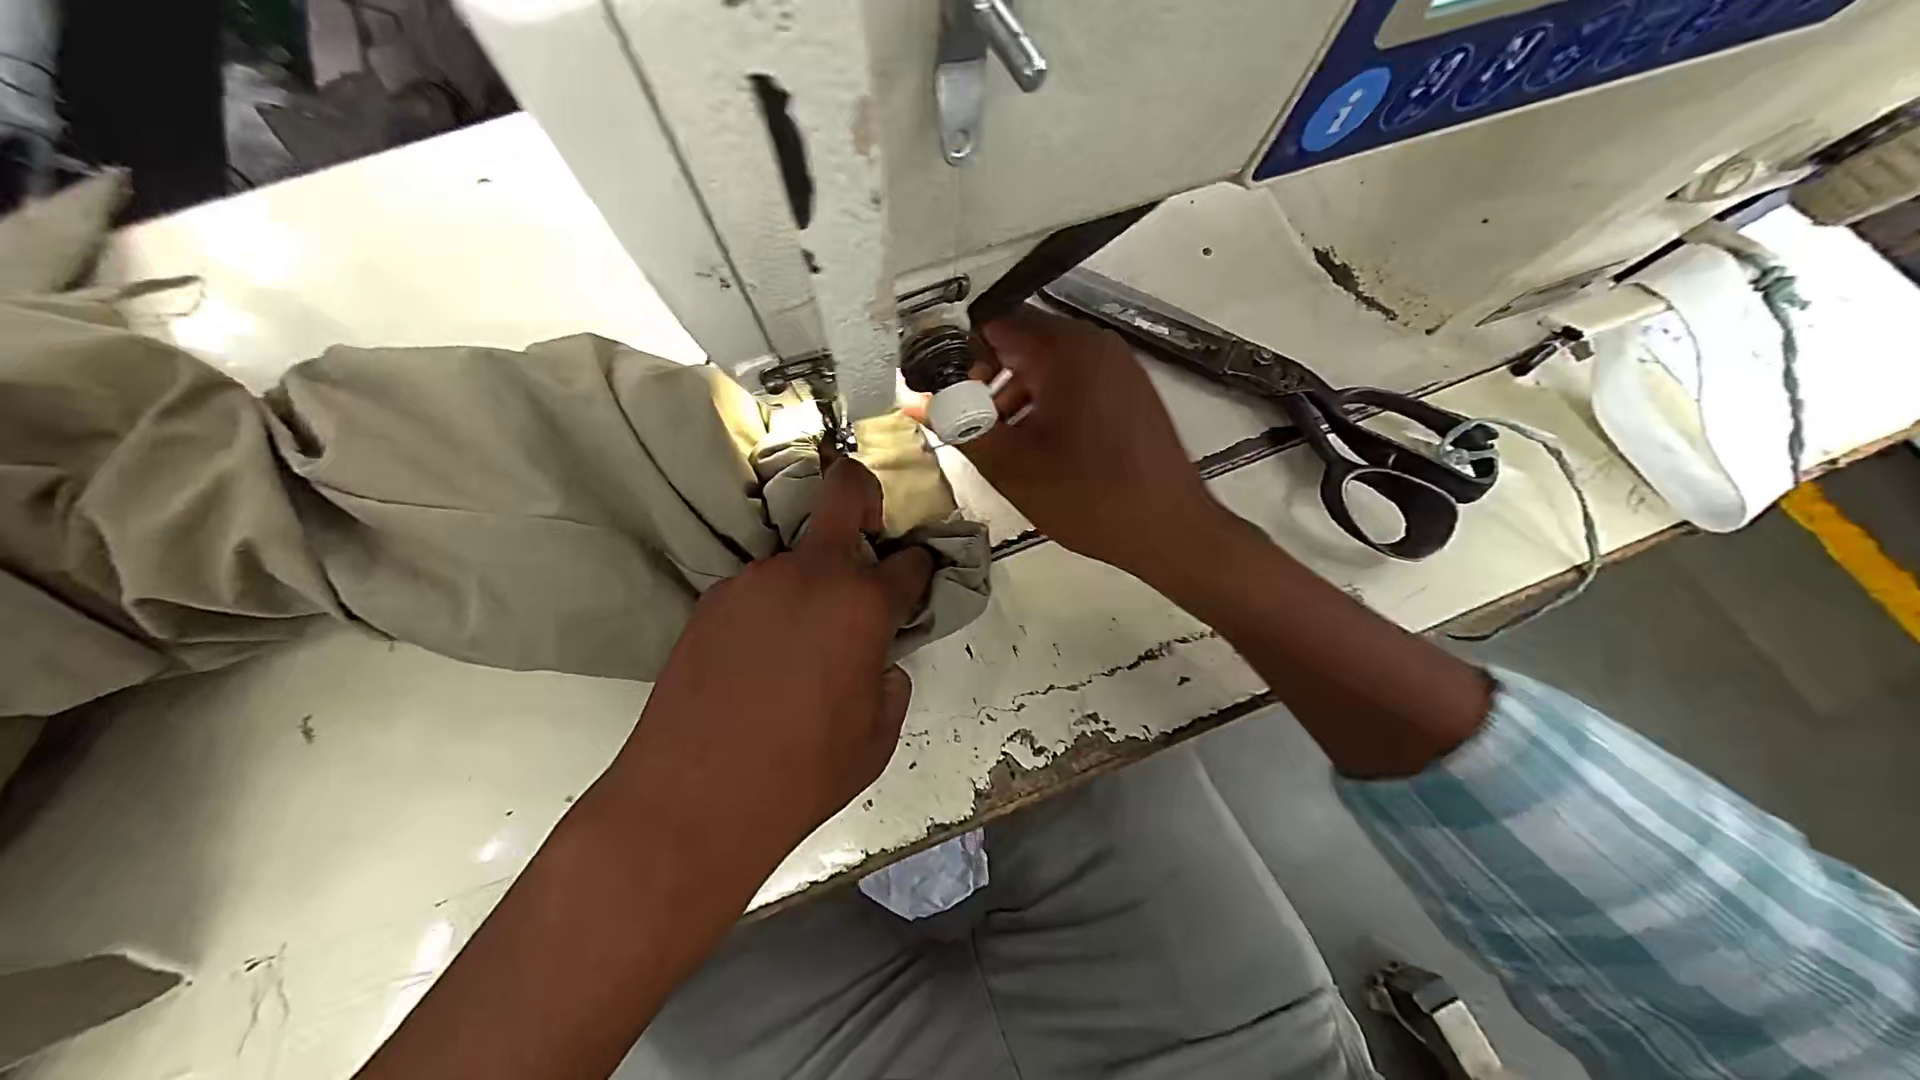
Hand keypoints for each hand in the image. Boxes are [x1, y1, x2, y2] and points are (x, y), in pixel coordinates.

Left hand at [607, 458, 933, 859]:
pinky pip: (758, 592)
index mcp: (863, 605)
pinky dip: (770, 610)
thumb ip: (890, 686)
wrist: (695, 796)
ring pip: (797, 559)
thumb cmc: (802, 772)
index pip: (910, 562)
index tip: (916, 579)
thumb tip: (880, 668)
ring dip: (811, 584)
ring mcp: (755, 581)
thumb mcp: (875, 738)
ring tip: (797, 645)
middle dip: (867, 495)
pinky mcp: (713, 600)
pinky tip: (757, 660)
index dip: (921, 569)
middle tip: (870, 527)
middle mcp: (810, 576)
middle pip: (846, 491)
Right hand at [944, 307, 1233, 577]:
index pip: (991, 321)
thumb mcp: (1012, 466)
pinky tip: (1035, 444)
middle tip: (963, 418)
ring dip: (1011, 392)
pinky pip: (1071, 379)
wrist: (1171, 530)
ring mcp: (1116, 365)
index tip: (935, 384)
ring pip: (1044, 361)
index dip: (954, 350)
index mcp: (1065, 351)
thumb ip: (960, 424)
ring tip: (998, 440)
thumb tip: (919, 399)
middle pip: (1018, 339)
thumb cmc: (1092, 499)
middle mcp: (1094, 344)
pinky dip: (1043, 401)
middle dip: (982, 376)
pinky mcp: (1127, 388)